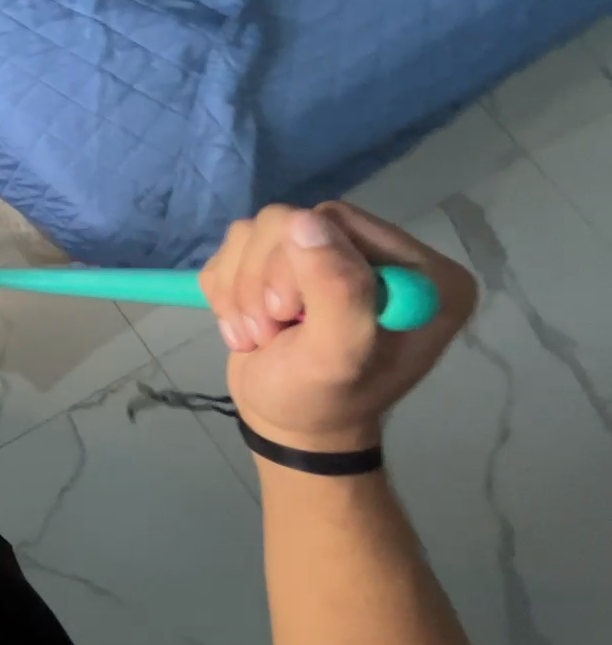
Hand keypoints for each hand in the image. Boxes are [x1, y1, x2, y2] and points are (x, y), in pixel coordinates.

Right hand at [199, 202, 477, 453]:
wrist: (289, 423)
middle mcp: (377, 256)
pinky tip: (243, 323)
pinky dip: (223, 291)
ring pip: (251, 235)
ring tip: (256, 334)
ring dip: (237, 289)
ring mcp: (324, 259)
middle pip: (285, 223)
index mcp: (420, 273)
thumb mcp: (335, 355)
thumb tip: (304, 220)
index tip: (285, 312)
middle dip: (259, 280)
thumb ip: (336, 290)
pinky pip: (231, 251)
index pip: (333, 221)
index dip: (292, 261)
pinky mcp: (279, 266)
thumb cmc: (321, 400)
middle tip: (269, 330)